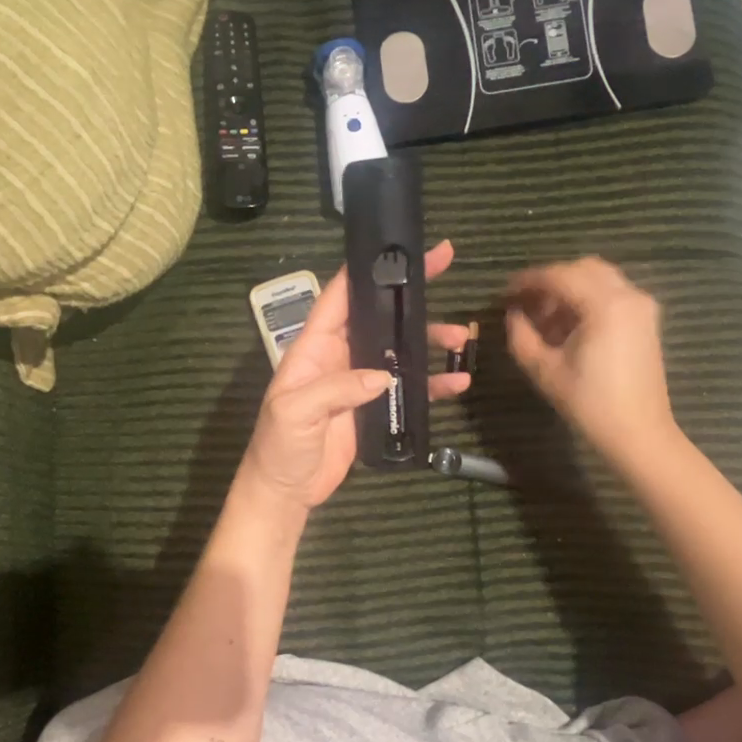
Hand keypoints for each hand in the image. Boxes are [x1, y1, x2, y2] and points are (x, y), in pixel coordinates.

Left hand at [238, 241, 472, 512]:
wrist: (286, 492)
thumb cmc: (279, 448)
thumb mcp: (295, 412)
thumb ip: (336, 389)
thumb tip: (382, 375)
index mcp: (313, 348)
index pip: (340, 297)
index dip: (369, 270)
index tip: (402, 250)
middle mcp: (338, 356)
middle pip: (378, 316)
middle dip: (411, 296)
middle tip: (446, 267)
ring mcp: (358, 382)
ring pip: (398, 350)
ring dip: (428, 341)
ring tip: (461, 338)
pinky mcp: (373, 408)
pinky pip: (407, 389)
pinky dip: (431, 383)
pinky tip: (456, 383)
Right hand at [506, 257, 676, 465]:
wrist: (638, 432)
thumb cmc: (588, 403)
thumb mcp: (544, 370)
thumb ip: (521, 336)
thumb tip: (513, 314)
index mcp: (604, 304)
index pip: (559, 276)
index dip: (528, 281)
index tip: (505, 293)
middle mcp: (628, 295)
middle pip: (582, 269)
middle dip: (551, 282)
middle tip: (526, 304)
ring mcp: (641, 306)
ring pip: (599, 279)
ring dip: (569, 290)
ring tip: (545, 319)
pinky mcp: (646, 320)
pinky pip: (612, 294)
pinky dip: (588, 300)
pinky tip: (569, 327)